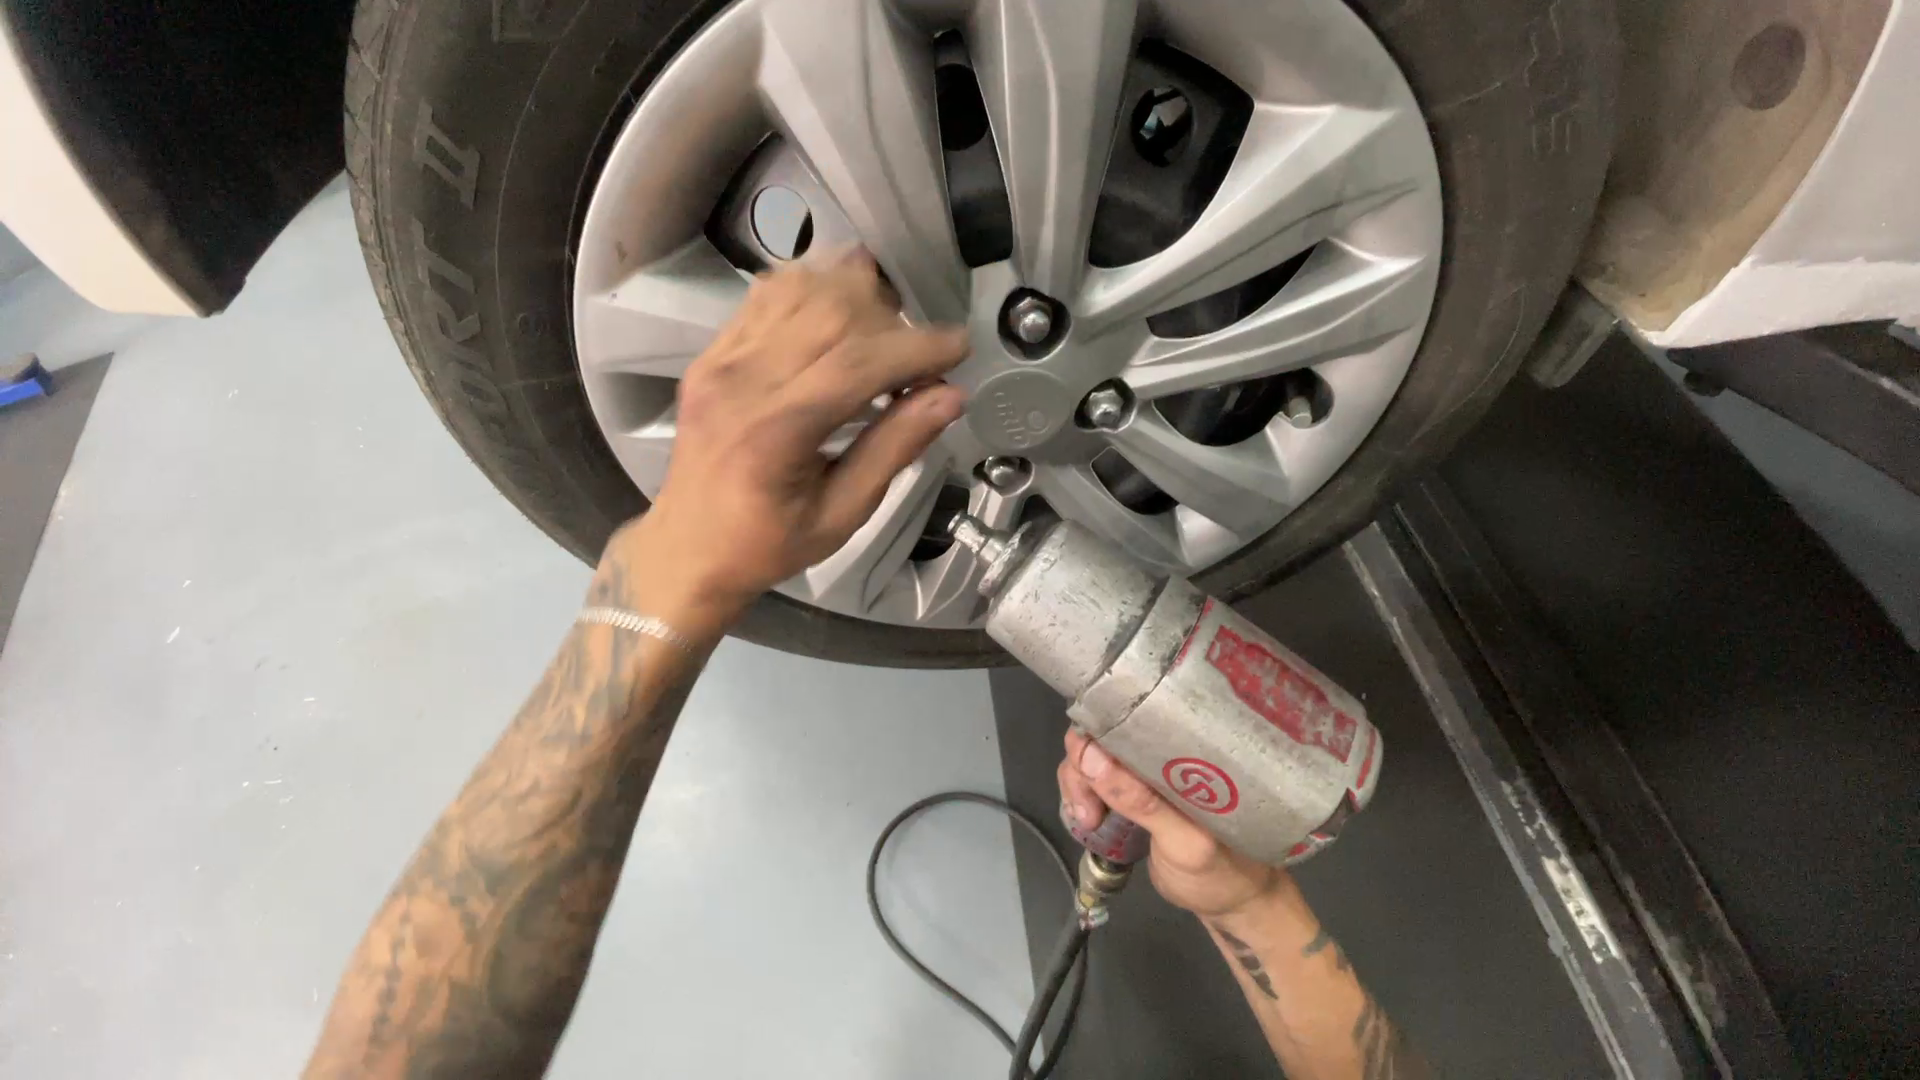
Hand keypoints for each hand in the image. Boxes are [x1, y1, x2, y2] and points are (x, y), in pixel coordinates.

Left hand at [594, 252, 969, 639]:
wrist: (689, 547)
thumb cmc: (768, 544)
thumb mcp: (843, 514)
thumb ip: (893, 449)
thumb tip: (950, 396)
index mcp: (775, 433)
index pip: (857, 363)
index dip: (916, 347)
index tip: (959, 346)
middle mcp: (741, 382)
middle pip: (830, 313)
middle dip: (891, 320)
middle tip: (919, 352)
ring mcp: (720, 360)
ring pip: (799, 291)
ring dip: (854, 294)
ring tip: (886, 326)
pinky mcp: (711, 352)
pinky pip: (766, 296)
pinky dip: (813, 289)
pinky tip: (840, 308)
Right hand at [1058, 729, 1294, 918]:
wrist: (1232, 903)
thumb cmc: (1222, 871)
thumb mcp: (1185, 841)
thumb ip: (1142, 801)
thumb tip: (1091, 757)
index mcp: (1182, 747)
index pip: (1128, 716)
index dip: (1096, 735)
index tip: (1087, 775)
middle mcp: (1161, 748)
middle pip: (1099, 733)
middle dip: (1081, 768)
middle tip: (1089, 814)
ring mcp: (1143, 769)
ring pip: (1089, 755)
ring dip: (1077, 785)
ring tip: (1089, 821)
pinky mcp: (1130, 789)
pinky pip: (1091, 777)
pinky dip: (1080, 794)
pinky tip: (1088, 819)